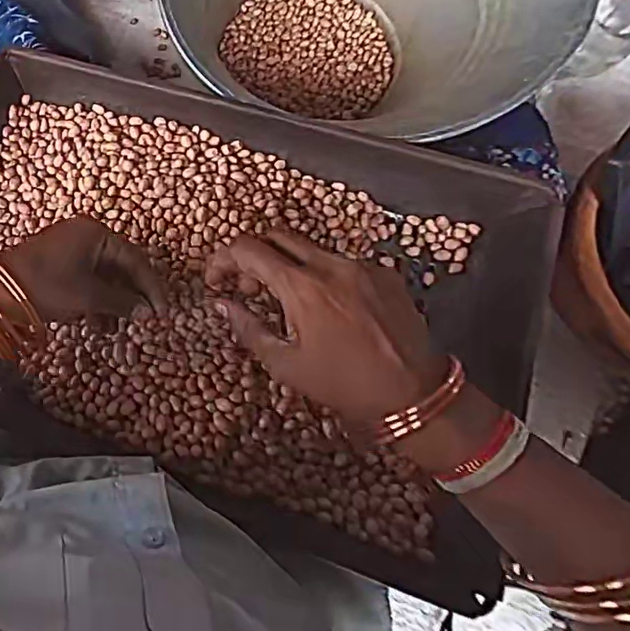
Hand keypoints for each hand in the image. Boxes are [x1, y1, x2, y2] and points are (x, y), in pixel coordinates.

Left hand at [0, 217, 168, 321]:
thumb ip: (121, 303)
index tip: (163, 311)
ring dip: (111, 304)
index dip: (151, 287)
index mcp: (95, 233)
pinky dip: (93, 301)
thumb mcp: (88, 297)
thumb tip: (147, 312)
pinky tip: (96, 324)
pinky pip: (85, 281)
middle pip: (119, 267)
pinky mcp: (56, 265)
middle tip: (142, 322)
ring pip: (102, 277)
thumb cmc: (46, 286)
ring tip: (114, 329)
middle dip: (130, 297)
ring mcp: (68, 249)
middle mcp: (84, 235)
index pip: (135, 259)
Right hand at [204, 230, 445, 425]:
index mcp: (303, 288)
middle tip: (246, 288)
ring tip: (284, 300)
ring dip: (285, 265)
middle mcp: (332, 266)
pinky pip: (339, 261)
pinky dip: (318, 274)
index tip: (215, 279)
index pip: (248, 250)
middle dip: (252, 256)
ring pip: (308, 248)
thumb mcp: (285, 364)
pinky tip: (323, 306)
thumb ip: (248, 328)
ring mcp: (362, 266)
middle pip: (275, 236)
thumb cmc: (343, 384)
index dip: (223, 259)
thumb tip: (221, 305)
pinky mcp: (384, 274)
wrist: (414, 394)